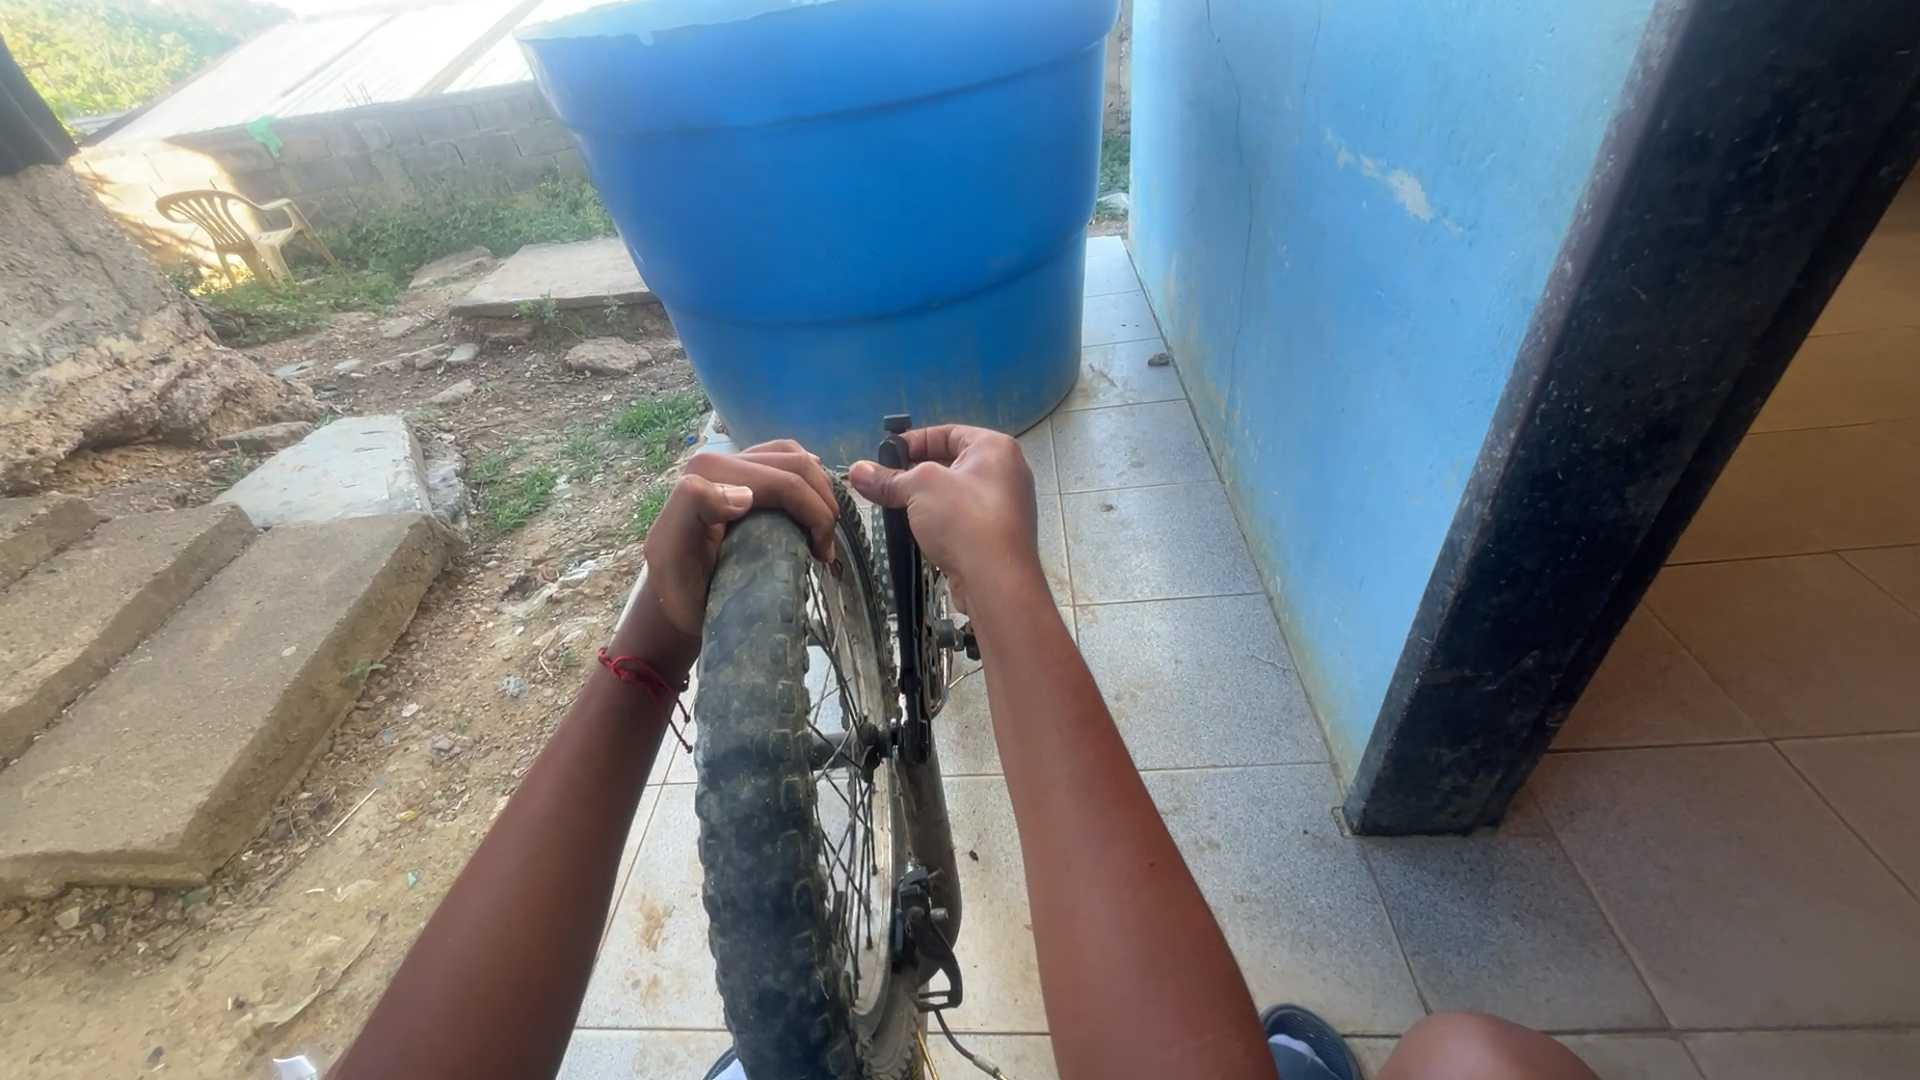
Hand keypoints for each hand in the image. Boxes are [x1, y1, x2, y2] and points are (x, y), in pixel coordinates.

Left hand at [640, 439, 838, 640]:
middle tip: (824, 549)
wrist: (678, 595)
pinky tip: (812, 509)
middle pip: (797, 466)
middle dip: (823, 505)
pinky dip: (811, 482)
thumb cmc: (680, 587)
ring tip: (821, 533)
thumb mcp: (672, 554)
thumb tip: (744, 495)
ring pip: (800, 460)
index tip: (817, 556)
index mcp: (707, 474)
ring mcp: (737, 462)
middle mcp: (721, 460)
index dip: (813, 513)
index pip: (784, 481)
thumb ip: (691, 510)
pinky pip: (791, 460)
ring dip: (821, 495)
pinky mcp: (748, 469)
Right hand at [847, 425, 1040, 604]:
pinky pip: (962, 521)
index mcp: (994, 447)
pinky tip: (919, 534)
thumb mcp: (919, 488)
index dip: (913, 441)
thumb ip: (888, 478)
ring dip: (925, 502)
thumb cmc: (964, 520)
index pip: (947, 433)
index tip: (884, 456)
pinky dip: (940, 524)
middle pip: (950, 464)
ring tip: (896, 509)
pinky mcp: (997, 538)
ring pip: (955, 496)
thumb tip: (857, 471)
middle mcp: (1005, 472)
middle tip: (885, 485)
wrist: (997, 580)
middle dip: (915, 474)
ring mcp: (1004, 508)